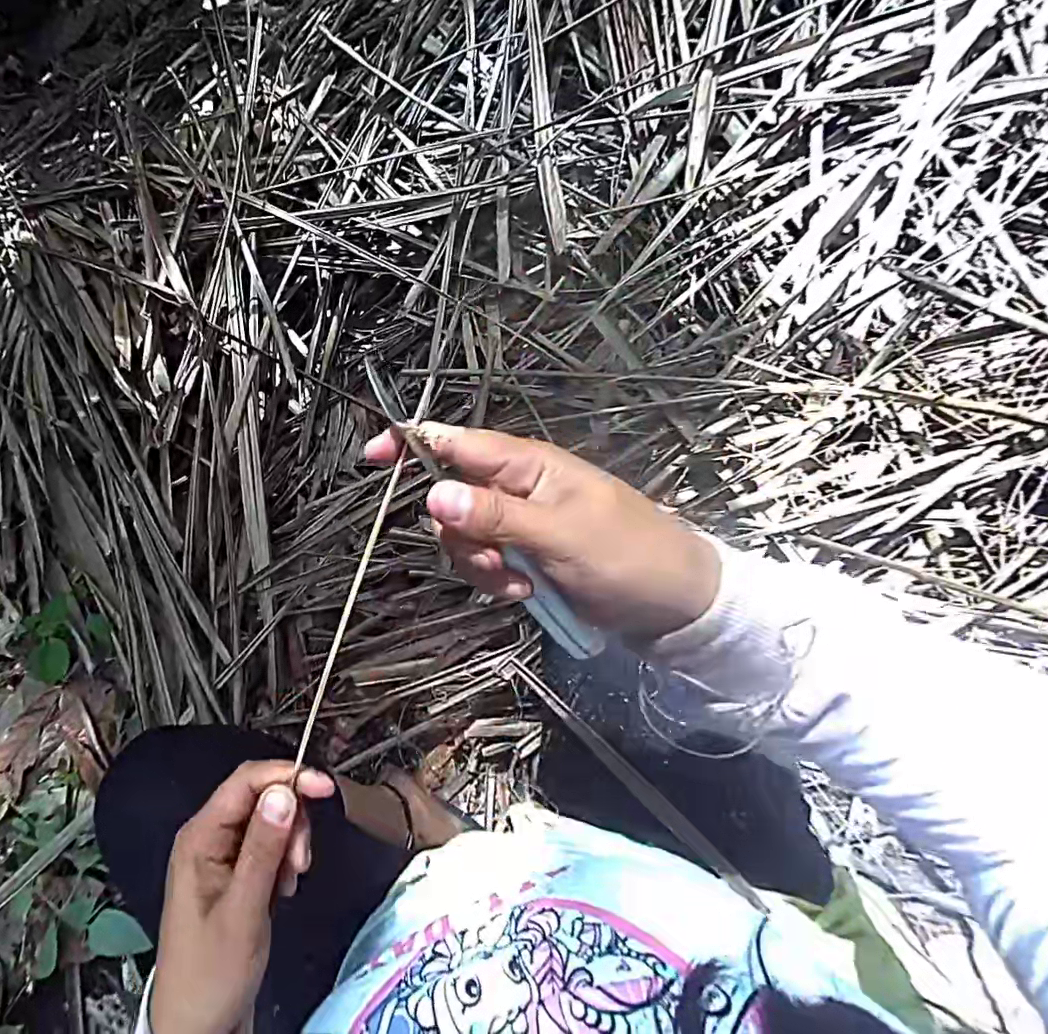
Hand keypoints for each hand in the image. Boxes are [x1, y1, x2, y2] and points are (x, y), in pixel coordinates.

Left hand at [151, 761, 337, 1033]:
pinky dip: (283, 860)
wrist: (196, 1029)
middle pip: (260, 798)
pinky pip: (267, 846)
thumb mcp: (243, 911)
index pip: (245, 781)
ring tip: (289, 882)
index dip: (287, 776)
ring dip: (289, 843)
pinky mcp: (234, 873)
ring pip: (268, 821)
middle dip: (291, 820)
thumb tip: (284, 792)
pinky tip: (282, 889)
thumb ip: (264, 848)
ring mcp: (220, 855)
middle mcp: (208, 838)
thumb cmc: (210, 976)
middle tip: (301, 861)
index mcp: (199, 837)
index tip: (324, 787)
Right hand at [364, 423, 719, 639]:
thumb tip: (433, 493)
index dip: (411, 443)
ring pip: (460, 535)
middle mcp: (513, 487)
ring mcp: (515, 522)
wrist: (673, 605)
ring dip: (477, 564)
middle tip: (492, 560)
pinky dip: (492, 579)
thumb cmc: (629, 555)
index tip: (374, 457)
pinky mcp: (519, 552)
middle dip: (458, 534)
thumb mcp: (561, 534)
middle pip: (447, 498)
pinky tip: (526, 590)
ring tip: (520, 582)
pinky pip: (480, 561)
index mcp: (525, 465)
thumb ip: (495, 515)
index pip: (455, 442)